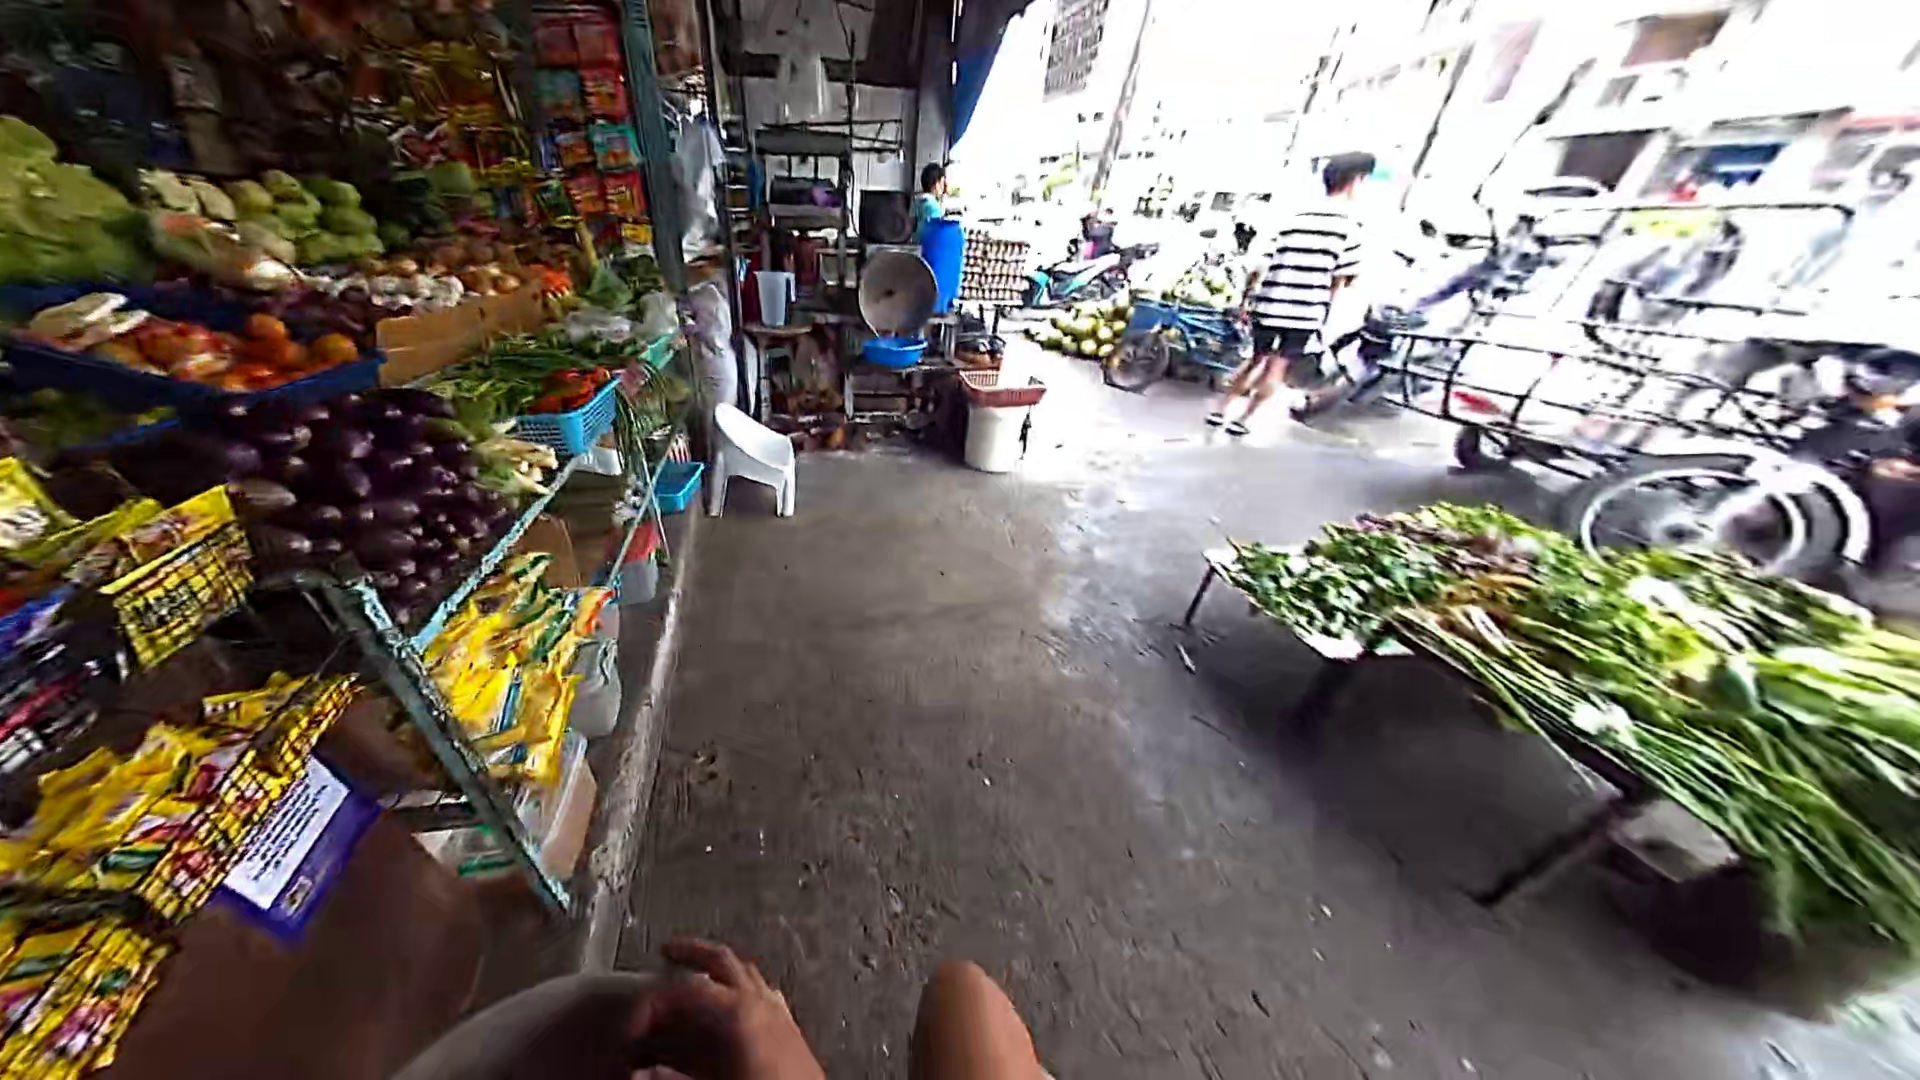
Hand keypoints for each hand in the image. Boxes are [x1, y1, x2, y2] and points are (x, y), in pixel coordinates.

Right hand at [631, 940, 825, 1079]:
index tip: (634, 1019)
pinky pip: (760, 996)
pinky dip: (740, 993)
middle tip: (669, 950)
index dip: (656, 1002)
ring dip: (716, 972)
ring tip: (693, 976)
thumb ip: (675, 1078)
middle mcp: (761, 1003)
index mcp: (739, 1014)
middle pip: (722, 962)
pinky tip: (732, 1006)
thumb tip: (643, 1073)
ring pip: (742, 974)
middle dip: (694, 953)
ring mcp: (777, 1013)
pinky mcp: (787, 1029)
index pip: (689, 990)